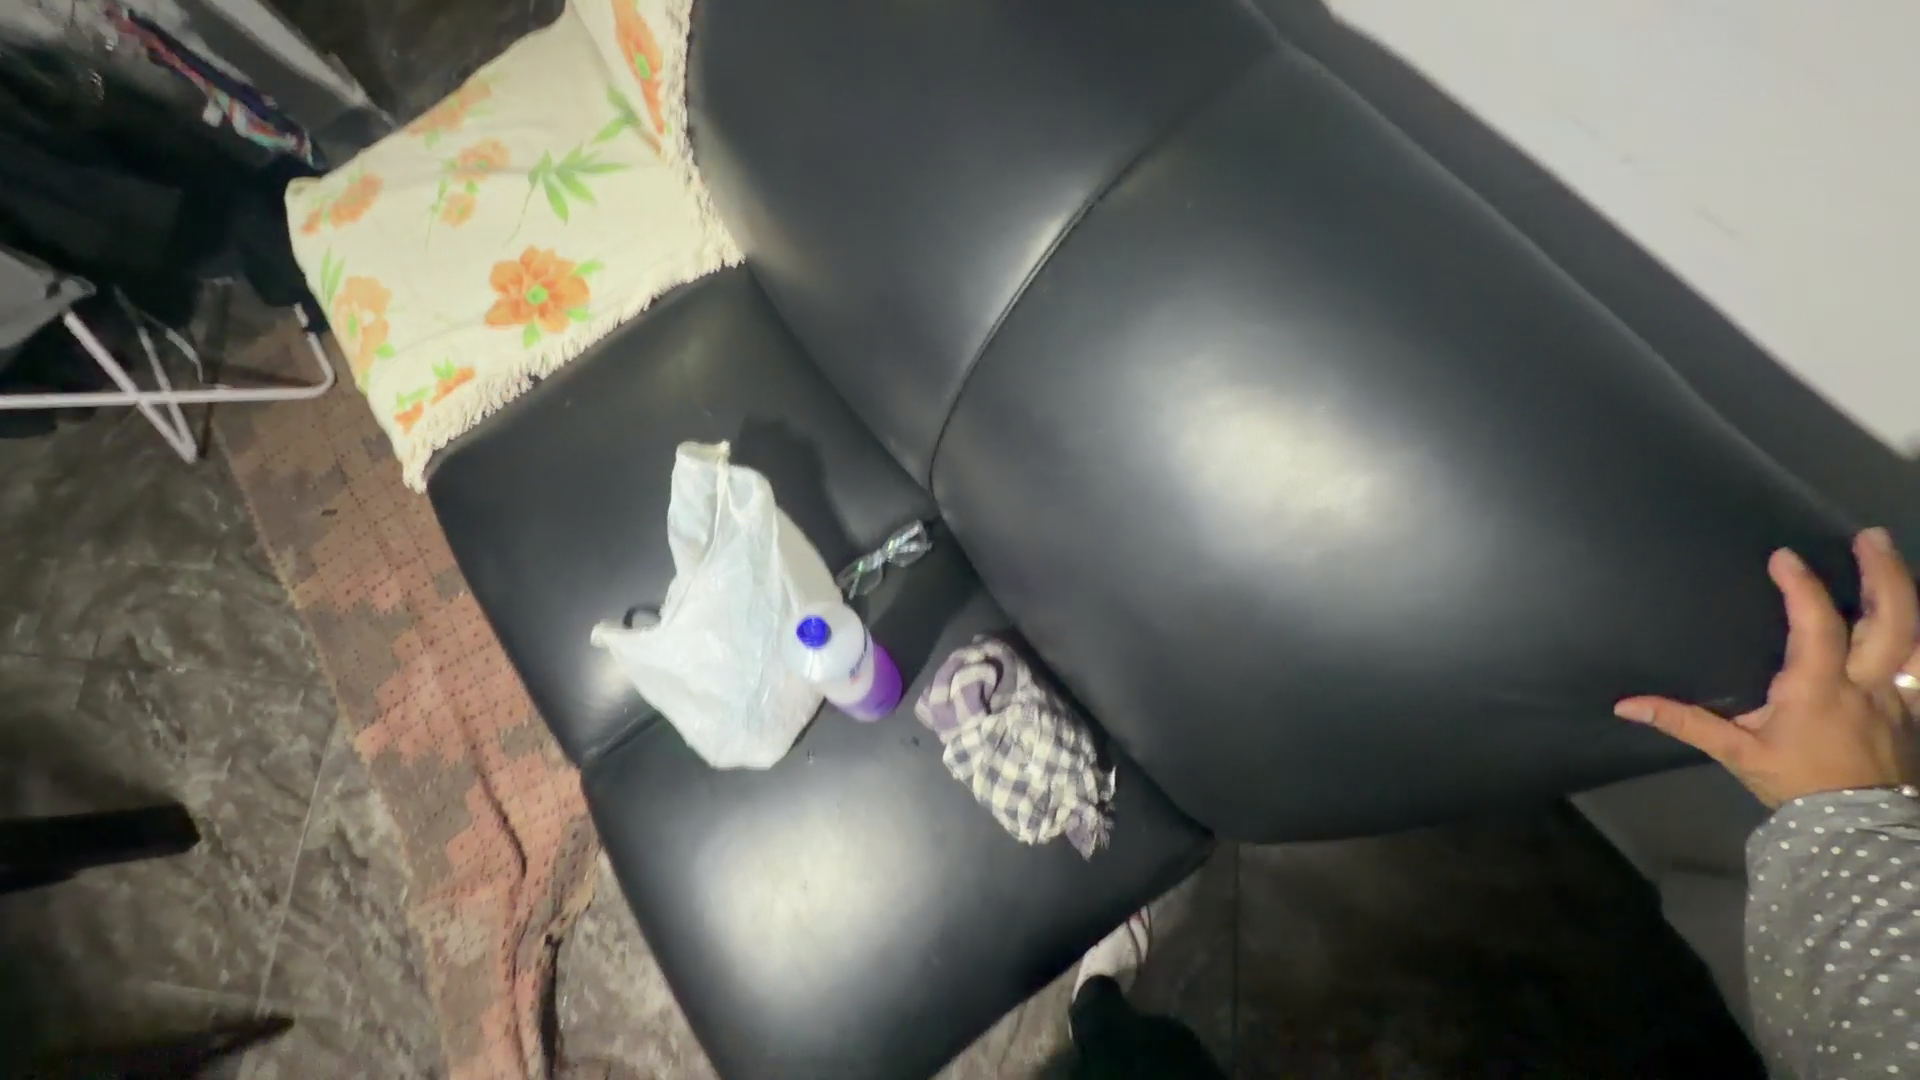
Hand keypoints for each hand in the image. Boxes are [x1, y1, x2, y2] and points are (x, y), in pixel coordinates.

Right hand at [1614, 527, 1919, 808]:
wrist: (1858, 829)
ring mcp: (1900, 696)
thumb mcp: (1734, 753)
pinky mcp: (1913, 710)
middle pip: (1893, 621)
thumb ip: (1684, 722)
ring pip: (1918, 638)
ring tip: (1889, 564)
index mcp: (1819, 688)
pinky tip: (1911, 626)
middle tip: (1869, 537)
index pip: (1817, 626)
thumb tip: (1624, 705)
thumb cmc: (1794, 782)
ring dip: (1906, 596)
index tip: (1784, 557)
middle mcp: (1868, 684)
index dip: (1802, 588)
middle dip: (1884, 575)